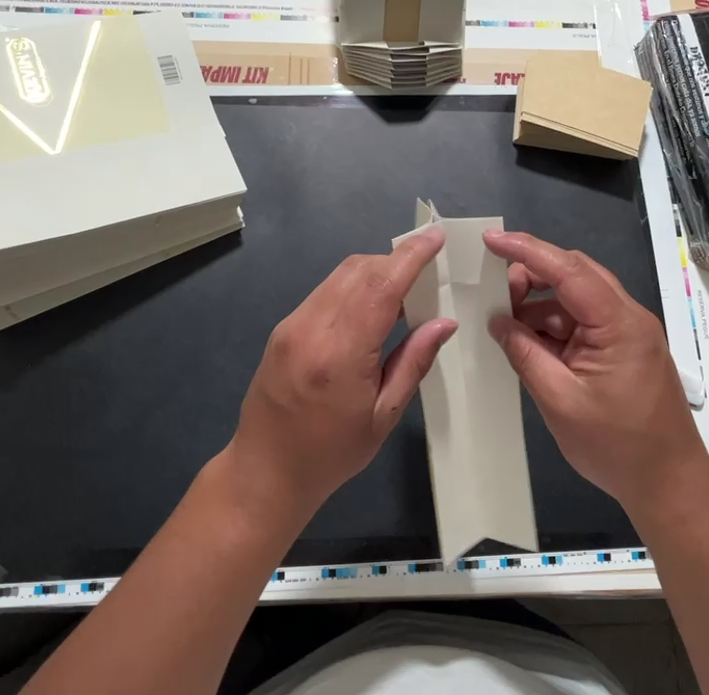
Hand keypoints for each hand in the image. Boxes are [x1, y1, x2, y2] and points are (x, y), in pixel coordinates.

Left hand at [227, 229, 458, 515]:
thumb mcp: (382, 416)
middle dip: (395, 260)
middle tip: (427, 273)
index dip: (410, 256)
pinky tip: (370, 310)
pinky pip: (324, 292)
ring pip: (339, 276)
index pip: (380, 286)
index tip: (435, 237)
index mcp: (340, 353)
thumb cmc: (331, 453)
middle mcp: (311, 328)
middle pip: (358, 270)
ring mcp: (291, 325)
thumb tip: (444, 322)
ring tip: (403, 292)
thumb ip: (413, 363)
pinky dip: (352, 287)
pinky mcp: (283, 329)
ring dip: (374, 272)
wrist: (265, 471)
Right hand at [483, 230, 706, 514]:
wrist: (669, 485)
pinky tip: (527, 341)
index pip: (569, 270)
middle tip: (493, 292)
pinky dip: (552, 326)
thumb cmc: (617, 446)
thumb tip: (497, 322)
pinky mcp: (622, 350)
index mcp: (619, 323)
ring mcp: (627, 333)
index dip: (528, 251)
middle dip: (532, 275)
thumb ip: (525, 355)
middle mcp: (628, 317)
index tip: (491, 240)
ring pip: (576, 299)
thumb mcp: (560, 400)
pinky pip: (582, 323)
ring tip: (504, 322)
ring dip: (539, 305)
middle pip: (575, 275)